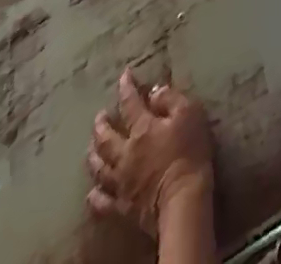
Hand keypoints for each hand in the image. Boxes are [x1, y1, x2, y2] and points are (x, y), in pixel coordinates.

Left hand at [87, 69, 216, 237]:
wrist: (181, 198)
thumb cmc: (190, 151)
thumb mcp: (190, 115)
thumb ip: (171, 100)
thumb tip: (154, 90)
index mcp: (143, 129)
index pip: (130, 104)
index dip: (126, 88)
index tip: (124, 75)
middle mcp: (125, 153)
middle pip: (106, 137)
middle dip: (101, 124)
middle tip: (99, 115)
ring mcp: (120, 181)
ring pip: (99, 167)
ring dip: (93, 155)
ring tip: (90, 147)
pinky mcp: (121, 205)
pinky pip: (102, 200)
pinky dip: (95, 195)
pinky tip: (91, 192)